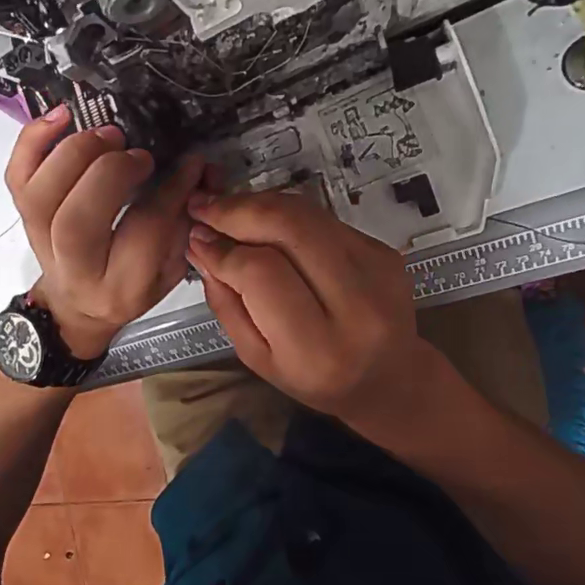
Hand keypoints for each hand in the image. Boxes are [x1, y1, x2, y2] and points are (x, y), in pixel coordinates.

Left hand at [6, 108, 205, 357]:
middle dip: (111, 174)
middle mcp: (76, 270)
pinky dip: (33, 139)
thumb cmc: (130, 287)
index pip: (143, 233)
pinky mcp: (24, 218)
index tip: (191, 164)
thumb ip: (183, 224)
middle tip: (140, 155)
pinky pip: (16, 176)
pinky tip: (63, 115)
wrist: (78, 306)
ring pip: (41, 196)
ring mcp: (41, 243)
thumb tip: (197, 170)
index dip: (171, 191)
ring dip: (75, 154)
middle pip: (77, 220)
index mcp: (121, 287)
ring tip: (109, 134)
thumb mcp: (169, 271)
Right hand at [185, 190, 448, 427]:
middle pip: (291, 229)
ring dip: (261, 204)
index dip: (224, 250)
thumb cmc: (314, 379)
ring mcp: (377, 271)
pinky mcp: (384, 252)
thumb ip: (227, 303)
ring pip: (309, 215)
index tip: (197, 237)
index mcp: (318, 348)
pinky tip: (265, 223)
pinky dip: (288, 216)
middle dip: (240, 210)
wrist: (387, 377)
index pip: (263, 274)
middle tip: (205, 207)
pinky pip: (325, 219)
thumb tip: (200, 245)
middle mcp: (356, 305)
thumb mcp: (258, 358)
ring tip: (228, 210)